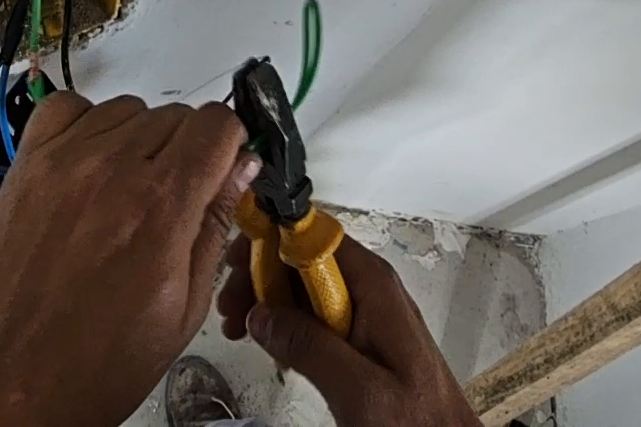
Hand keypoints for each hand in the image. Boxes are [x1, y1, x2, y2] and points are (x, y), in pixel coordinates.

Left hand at [0, 93, 258, 426]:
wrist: (13, 389)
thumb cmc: (97, 362)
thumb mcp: (185, 306)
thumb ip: (216, 223)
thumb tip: (242, 166)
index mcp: (161, 205)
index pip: (217, 123)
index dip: (230, 143)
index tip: (224, 164)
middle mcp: (112, 169)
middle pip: (177, 114)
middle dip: (191, 148)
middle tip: (178, 194)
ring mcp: (64, 161)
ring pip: (129, 107)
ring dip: (141, 137)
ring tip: (130, 187)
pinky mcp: (28, 165)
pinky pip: (67, 107)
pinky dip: (86, 123)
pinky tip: (91, 161)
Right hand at [218, 233, 481, 425]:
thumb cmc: (412, 420)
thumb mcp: (359, 388)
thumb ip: (310, 347)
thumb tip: (259, 314)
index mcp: (371, 281)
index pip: (314, 233)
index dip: (271, 239)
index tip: (236, 263)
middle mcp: (366, 283)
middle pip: (302, 256)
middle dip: (260, 273)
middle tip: (228, 306)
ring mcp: (363, 307)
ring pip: (303, 283)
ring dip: (266, 298)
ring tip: (236, 327)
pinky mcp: (358, 333)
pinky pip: (312, 312)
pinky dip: (283, 321)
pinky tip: (265, 343)